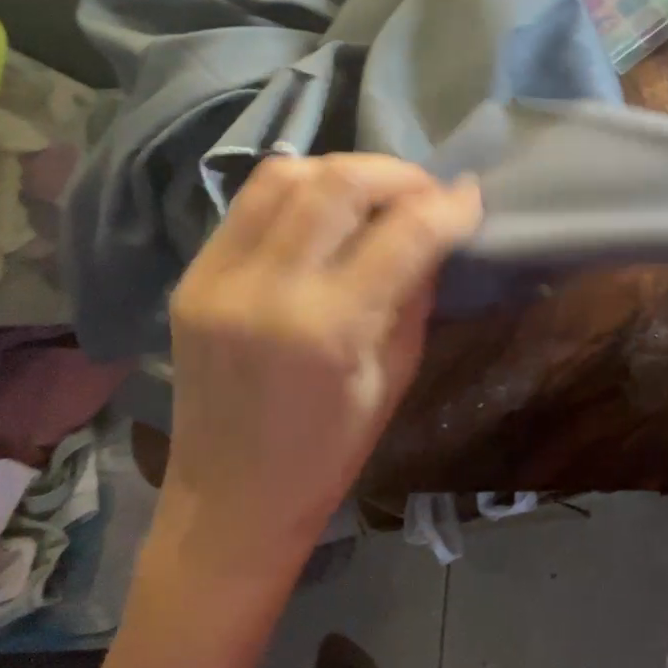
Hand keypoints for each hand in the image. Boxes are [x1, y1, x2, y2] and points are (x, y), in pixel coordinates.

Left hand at [162, 155, 481, 562]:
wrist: (231, 496)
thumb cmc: (333, 447)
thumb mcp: (398, 370)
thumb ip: (415, 292)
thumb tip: (437, 232)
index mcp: (327, 329)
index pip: (404, 232)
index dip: (450, 206)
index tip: (474, 198)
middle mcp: (264, 290)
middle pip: (339, 183)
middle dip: (400, 175)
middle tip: (430, 192)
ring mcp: (216, 277)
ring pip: (286, 175)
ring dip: (347, 172)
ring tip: (379, 195)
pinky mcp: (192, 275)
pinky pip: (252, 202)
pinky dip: (303, 190)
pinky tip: (331, 212)